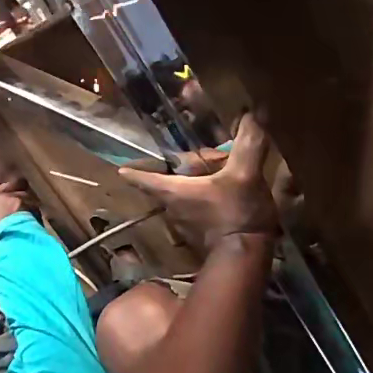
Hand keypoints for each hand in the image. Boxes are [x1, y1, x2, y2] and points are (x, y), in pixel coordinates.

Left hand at [118, 116, 279, 251]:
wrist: (246, 258)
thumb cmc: (235, 214)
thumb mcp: (245, 174)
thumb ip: (248, 143)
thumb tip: (251, 113)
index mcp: (173, 190)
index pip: (145, 178)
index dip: (134, 171)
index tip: (121, 170)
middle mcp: (172, 207)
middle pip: (170, 180)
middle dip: (184, 167)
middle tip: (207, 158)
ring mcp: (185, 223)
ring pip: (185, 194)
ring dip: (197, 182)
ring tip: (220, 173)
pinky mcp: (200, 233)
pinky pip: (199, 206)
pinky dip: (208, 196)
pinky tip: (228, 192)